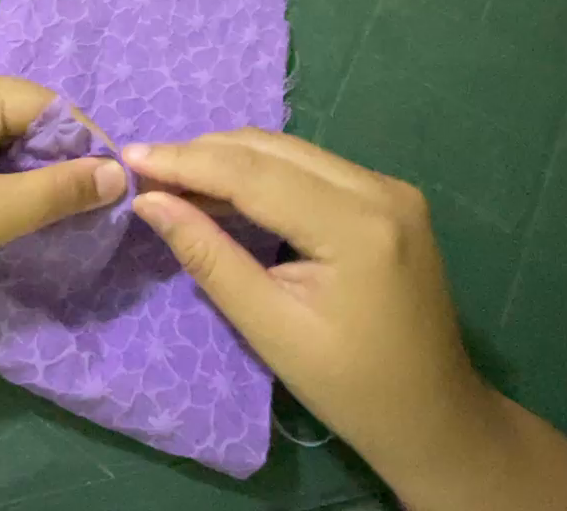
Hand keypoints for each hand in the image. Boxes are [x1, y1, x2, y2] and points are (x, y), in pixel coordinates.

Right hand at [124, 129, 501, 478]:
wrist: (437, 417)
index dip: (185, 161)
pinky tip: (220, 190)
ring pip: (284, 149)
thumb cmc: (350, 385)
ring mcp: (387, 188)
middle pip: (268, 149)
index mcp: (357, 226)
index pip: (252, 172)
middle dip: (199, 155)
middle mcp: (379, 189)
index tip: (129, 156)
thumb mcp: (268, 325)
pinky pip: (303, 164)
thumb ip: (207, 255)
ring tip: (172, 180)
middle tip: (144, 173)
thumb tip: (148, 201)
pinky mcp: (383, 194)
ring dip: (224, 159)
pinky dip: (255, 171)